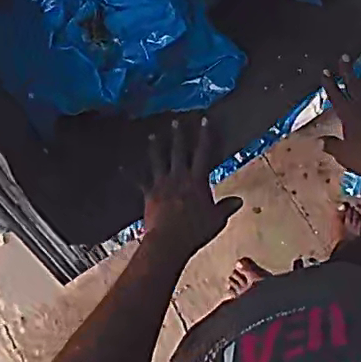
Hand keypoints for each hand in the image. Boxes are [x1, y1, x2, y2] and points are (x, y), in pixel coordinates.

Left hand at [140, 116, 241, 263]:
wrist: (168, 242)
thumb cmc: (195, 230)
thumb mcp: (216, 219)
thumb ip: (226, 207)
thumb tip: (239, 201)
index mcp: (197, 180)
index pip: (203, 151)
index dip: (205, 134)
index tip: (204, 119)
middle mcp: (179, 176)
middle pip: (178, 151)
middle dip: (178, 135)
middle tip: (175, 120)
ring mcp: (162, 184)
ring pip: (158, 160)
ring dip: (155, 147)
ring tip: (152, 135)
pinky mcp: (149, 194)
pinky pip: (138, 181)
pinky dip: (129, 173)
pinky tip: (121, 166)